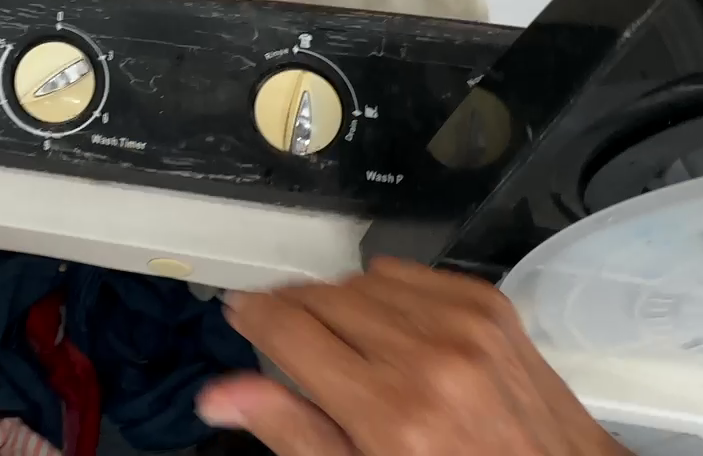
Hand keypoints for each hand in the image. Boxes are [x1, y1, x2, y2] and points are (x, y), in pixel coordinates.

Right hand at [197, 257, 626, 455]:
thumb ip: (291, 431)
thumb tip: (216, 395)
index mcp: (390, 414)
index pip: (286, 329)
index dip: (252, 315)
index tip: (241, 314)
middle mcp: (424, 357)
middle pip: (316, 296)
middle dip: (292, 312)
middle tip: (291, 339)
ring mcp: (461, 322)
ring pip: (353, 280)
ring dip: (337, 303)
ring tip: (349, 343)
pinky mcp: (486, 300)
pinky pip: (399, 271)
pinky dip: (382, 292)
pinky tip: (393, 329)